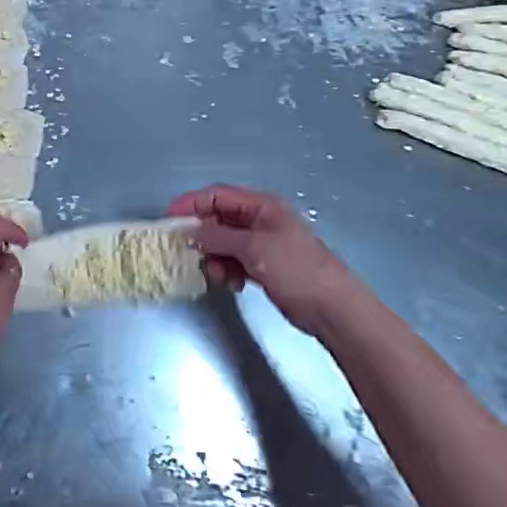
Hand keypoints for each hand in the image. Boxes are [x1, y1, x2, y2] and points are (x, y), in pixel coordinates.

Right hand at [168, 185, 358, 334]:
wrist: (336, 311)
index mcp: (262, 206)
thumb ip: (217, 235)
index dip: (192, 204)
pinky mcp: (265, 267)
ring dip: (214, 255)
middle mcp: (261, 220)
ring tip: (216, 272)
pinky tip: (230, 282)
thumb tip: (190, 231)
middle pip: (219, 218)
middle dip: (202, 234)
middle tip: (187, 249)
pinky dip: (227, 268)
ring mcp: (263, 245)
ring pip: (224, 242)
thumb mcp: (253, 247)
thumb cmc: (296, 270)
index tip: (170, 218)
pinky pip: (234, 260)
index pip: (217, 195)